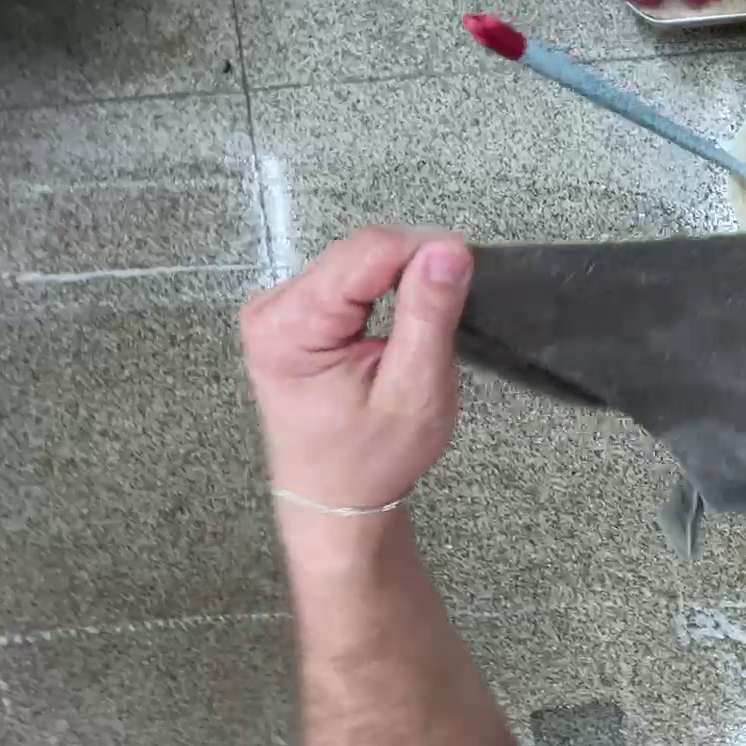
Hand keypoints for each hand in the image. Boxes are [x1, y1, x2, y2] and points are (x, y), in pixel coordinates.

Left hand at [239, 226, 472, 512]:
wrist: (338, 497)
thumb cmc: (378, 454)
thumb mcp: (416, 387)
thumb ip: (430, 314)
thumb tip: (451, 249)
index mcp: (292, 325)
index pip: (369, 252)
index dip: (427, 250)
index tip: (472, 271)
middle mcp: (273, 305)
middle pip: (362, 252)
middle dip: (418, 264)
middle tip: (460, 300)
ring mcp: (280, 308)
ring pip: (360, 261)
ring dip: (407, 276)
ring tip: (438, 312)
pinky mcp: (295, 315)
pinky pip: (353, 279)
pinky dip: (392, 287)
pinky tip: (411, 312)